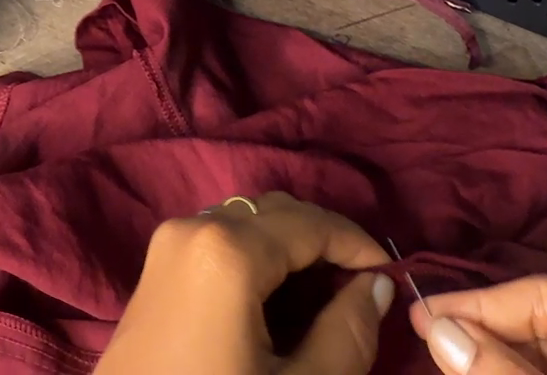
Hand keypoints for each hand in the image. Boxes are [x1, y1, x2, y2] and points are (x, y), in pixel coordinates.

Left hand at [94, 192, 396, 374]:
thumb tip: (374, 286)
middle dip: (324, 242)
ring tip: (325, 295)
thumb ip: (346, 332)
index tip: (391, 276)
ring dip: (289, 248)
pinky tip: (278, 300)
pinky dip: (256, 257)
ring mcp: (168, 243)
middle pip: (276, 213)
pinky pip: (219, 239)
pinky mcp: (156, 267)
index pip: (310, 223)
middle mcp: (194, 227)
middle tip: (361, 288)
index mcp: (227, 249)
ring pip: (247, 223)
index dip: (356, 244)